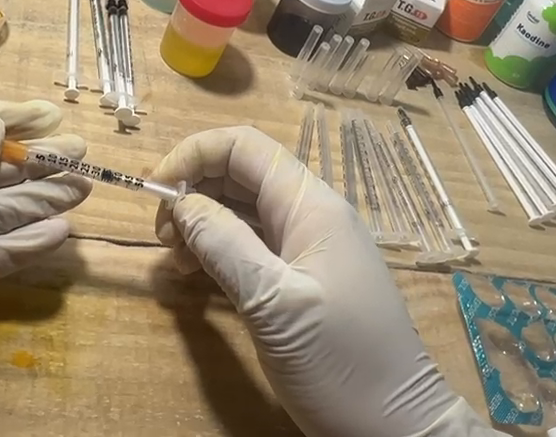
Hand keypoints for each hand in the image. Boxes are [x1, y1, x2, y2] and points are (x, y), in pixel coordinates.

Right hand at [154, 127, 499, 436]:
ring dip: (202, 222)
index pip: (244, 146)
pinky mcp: (304, 277)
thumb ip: (224, 245)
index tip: (155, 189)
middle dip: (194, 190)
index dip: (194, 155)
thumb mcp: (273, 305)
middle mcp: (310, 213)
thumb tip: (181, 203)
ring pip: (243, 209)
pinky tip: (195, 272)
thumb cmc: (341, 363)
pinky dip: (219, 250)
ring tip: (173, 258)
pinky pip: (253, 244)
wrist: (400, 433)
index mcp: (310, 204)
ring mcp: (309, 245)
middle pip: (240, 174)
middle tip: (161, 235)